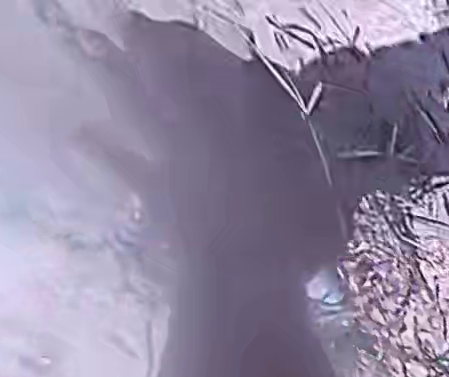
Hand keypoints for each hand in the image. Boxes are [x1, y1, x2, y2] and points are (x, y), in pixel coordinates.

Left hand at [93, 16, 340, 276]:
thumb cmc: (296, 245)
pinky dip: (100, 151)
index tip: (235, 53)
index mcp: (256, 137)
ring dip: (109, 76)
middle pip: (178, 82)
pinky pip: (122, 167)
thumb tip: (372, 178)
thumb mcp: (333, 219)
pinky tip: (77, 134)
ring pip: (137, 107)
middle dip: (154, 49)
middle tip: (126, 18)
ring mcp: (178, 162)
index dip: (239, 68)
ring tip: (82, 44)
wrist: (246, 278)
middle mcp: (211, 136)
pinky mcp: (157, 195)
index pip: (246, 88)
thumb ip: (344, 193)